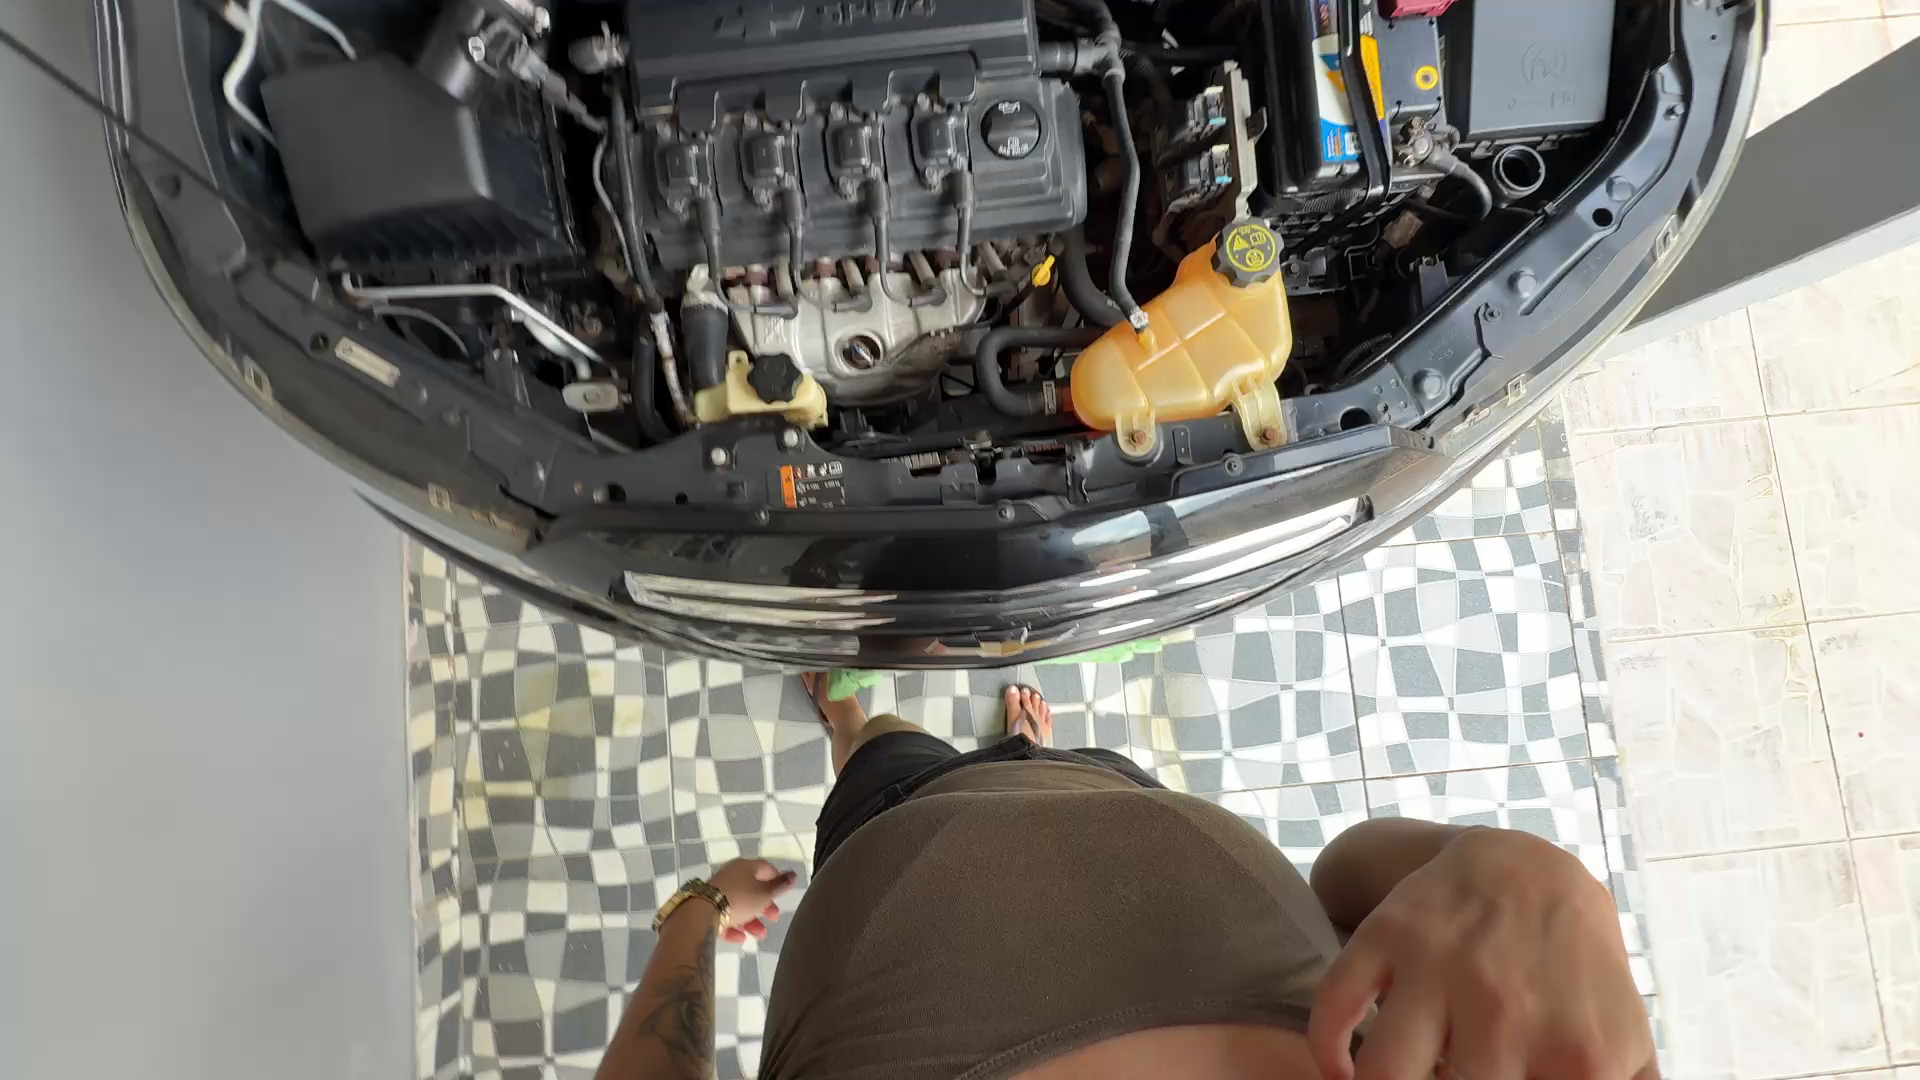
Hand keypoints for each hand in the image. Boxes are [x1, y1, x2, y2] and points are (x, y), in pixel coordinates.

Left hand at [707, 859, 798, 944]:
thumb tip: (794, 874)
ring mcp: (717, 891)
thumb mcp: (765, 894)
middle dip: (765, 905)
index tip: (783, 892)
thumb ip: (780, 886)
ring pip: (739, 904)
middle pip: (752, 888)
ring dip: (751, 920)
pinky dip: (734, 926)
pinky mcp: (706, 907)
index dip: (777, 879)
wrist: (701, 913)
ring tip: (760, 935)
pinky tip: (741, 939)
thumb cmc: (740, 899)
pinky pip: (724, 916)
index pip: (766, 868)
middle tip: (774, 917)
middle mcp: (731, 875)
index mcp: (746, 866)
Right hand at [1309, 828, 1654, 1079]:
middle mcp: (1503, 1015)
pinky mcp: (1384, 933)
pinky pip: (1335, 1002)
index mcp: (1578, 1059)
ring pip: (1384, 1071)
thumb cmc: (1580, 975)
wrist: (1528, 869)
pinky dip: (1327, 1048)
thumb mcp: (1632, 1050)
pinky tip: (1340, 1068)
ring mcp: (1434, 968)